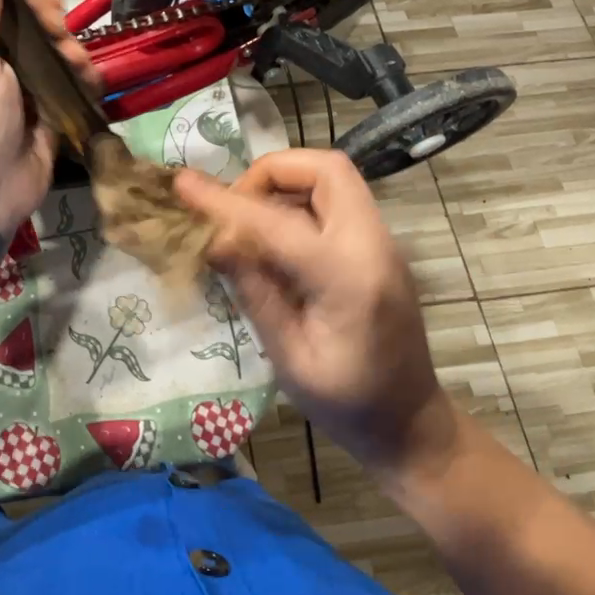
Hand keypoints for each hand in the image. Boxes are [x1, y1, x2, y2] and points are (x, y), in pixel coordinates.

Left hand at [0, 0, 92, 236]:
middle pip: (20, 20)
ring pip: (49, 50)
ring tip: (74, 61)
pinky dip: (81, 78)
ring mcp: (18, 90)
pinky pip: (67, 84)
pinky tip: (89, 80)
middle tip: (55, 25)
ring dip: (68, 47)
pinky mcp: (43, 114)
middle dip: (44, 15)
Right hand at [175, 149, 454, 473]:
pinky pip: (335, 201)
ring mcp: (381, 241)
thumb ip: (254, 291)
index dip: (224, 201)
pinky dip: (298, 203)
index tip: (182, 184)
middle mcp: (372, 244)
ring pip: (331, 177)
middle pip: (323, 168)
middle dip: (268, 173)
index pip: (275, 221)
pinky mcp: (377, 247)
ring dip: (283, 185)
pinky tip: (273, 242)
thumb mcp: (289, 358)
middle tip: (234, 210)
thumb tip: (212, 238)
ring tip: (247, 225)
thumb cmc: (347, 405)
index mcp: (349, 277)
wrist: (412, 425)